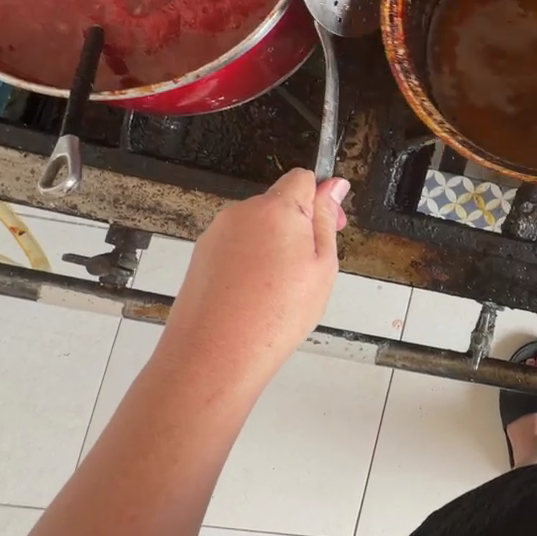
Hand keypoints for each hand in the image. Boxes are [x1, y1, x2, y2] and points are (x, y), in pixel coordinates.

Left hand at [158, 169, 348, 387]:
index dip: (322, 198)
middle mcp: (241, 214)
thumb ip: (326, 220)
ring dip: (276, 246)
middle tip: (311, 267)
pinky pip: (239, 247)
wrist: (214, 357)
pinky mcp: (202, 257)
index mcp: (275, 210)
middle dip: (300, 225)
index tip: (331, 224)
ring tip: (283, 288)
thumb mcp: (323, 265)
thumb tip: (334, 186)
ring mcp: (216, 235)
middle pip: (280, 202)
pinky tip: (259, 294)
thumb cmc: (273, 316)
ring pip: (260, 227)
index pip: (303, 178)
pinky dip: (253, 263)